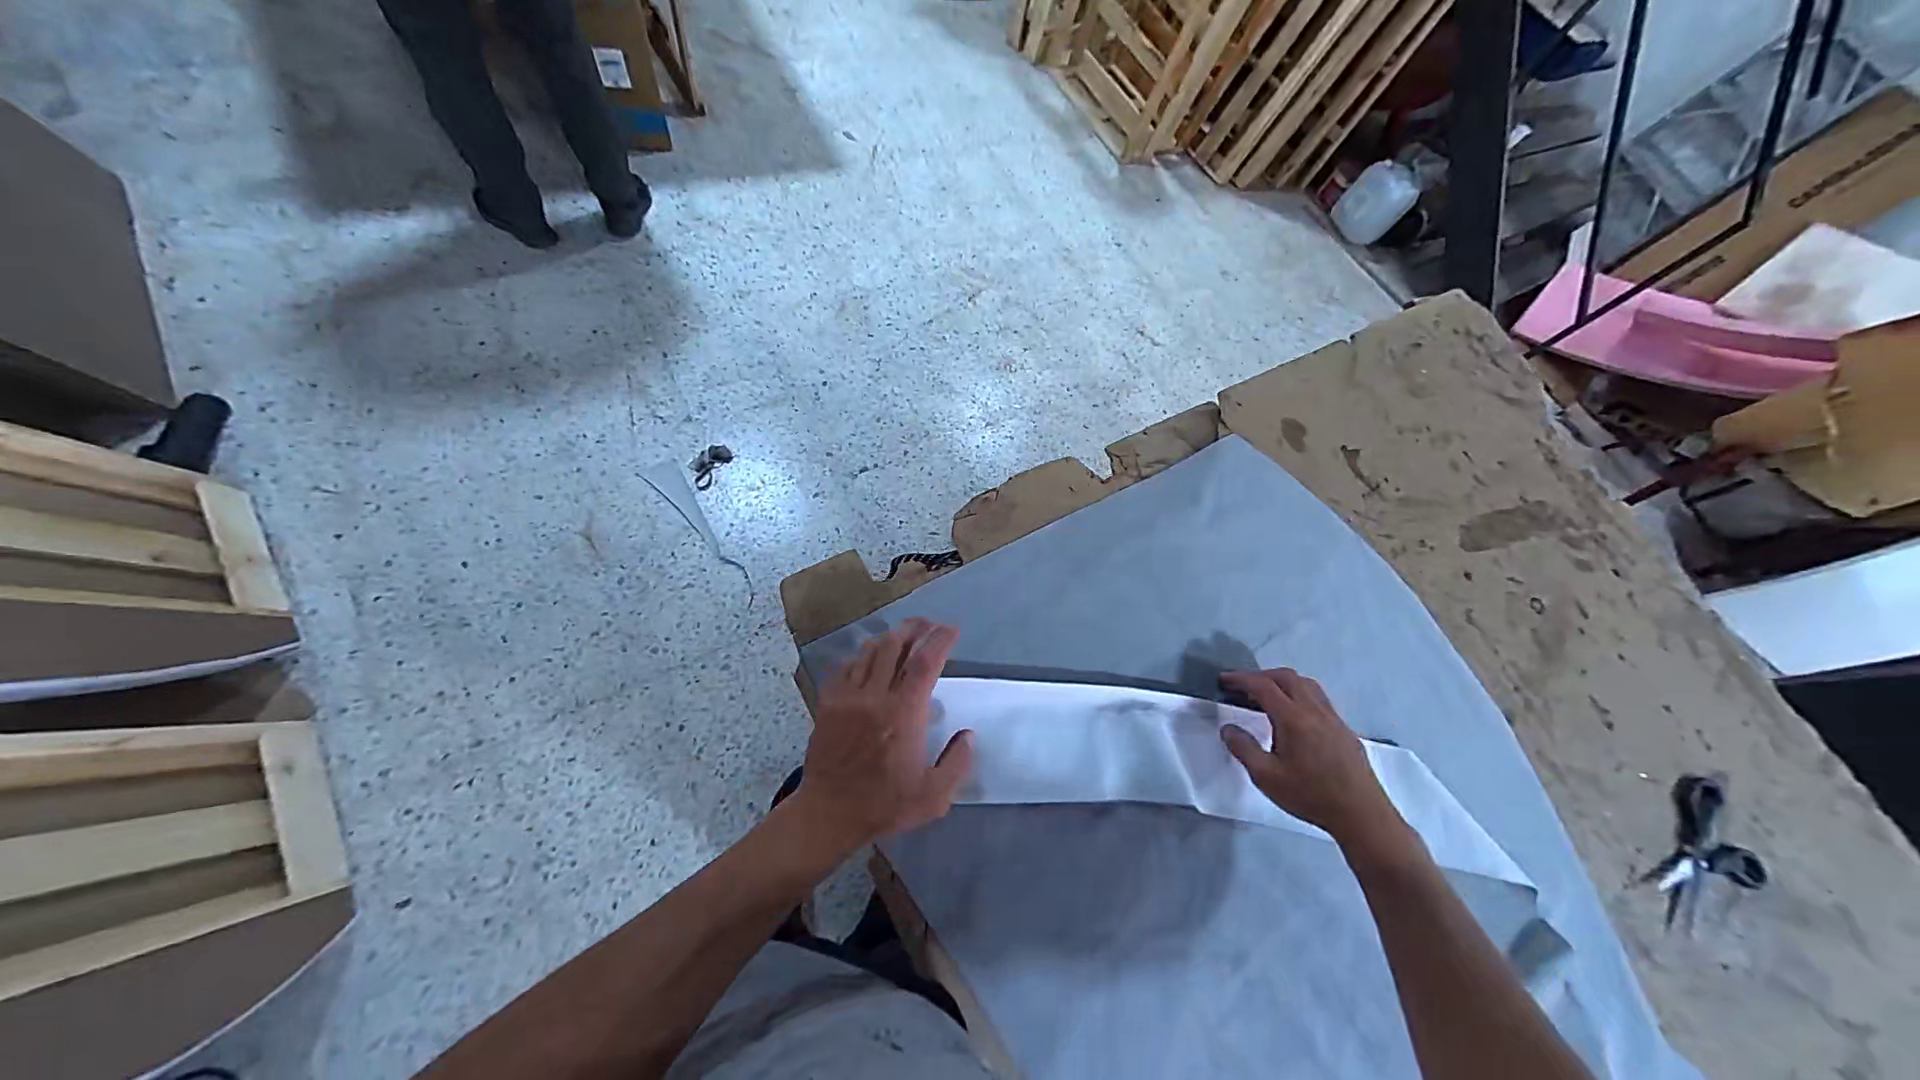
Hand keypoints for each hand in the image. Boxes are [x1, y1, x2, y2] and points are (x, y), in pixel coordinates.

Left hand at [792, 618, 973, 850]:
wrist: (828, 813)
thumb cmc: (884, 805)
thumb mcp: (933, 797)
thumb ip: (957, 763)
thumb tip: (968, 736)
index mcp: (904, 715)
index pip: (925, 663)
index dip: (940, 640)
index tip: (952, 630)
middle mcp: (875, 697)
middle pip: (895, 645)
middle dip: (915, 628)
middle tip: (929, 624)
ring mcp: (847, 698)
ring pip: (869, 652)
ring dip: (890, 638)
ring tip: (903, 636)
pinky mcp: (828, 704)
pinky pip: (846, 667)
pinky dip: (862, 656)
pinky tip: (869, 659)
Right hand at [1219, 668, 1403, 846]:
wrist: (1361, 815)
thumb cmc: (1311, 796)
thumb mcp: (1266, 776)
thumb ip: (1243, 748)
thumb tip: (1229, 730)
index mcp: (1294, 719)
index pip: (1263, 686)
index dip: (1241, 679)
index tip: (1225, 680)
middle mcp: (1316, 712)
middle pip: (1287, 677)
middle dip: (1261, 676)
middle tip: (1242, 686)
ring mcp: (1334, 719)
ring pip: (1307, 685)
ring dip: (1282, 682)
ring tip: (1266, 696)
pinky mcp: (1344, 730)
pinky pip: (1319, 699)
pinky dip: (1299, 694)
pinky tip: (1293, 716)